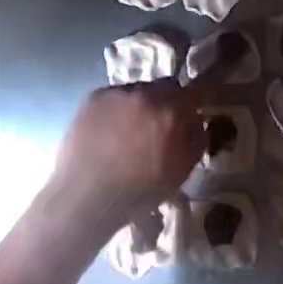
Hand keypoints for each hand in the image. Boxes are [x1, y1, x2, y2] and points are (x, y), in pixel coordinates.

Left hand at [48, 81, 204, 231]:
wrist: (84, 197)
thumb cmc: (138, 191)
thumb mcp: (181, 172)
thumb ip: (196, 139)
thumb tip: (197, 121)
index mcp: (172, 111)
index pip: (197, 90)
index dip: (197, 98)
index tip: (194, 108)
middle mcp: (146, 94)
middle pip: (167, 86)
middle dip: (168, 102)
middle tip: (159, 126)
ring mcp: (118, 93)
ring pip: (139, 90)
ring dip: (141, 105)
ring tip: (128, 132)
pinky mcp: (94, 97)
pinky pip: (114, 96)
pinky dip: (116, 109)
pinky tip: (108, 133)